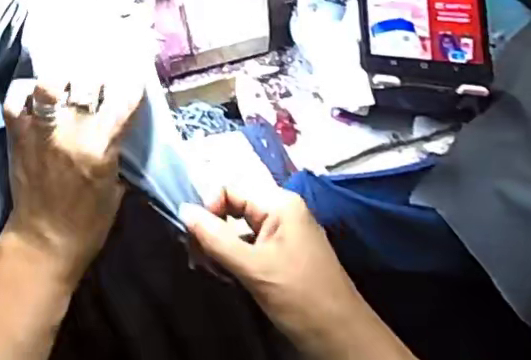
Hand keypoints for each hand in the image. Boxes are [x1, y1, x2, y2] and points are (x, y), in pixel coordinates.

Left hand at [0, 75, 143, 284]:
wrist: (43, 244)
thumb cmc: (88, 222)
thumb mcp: (116, 186)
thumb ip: (117, 148)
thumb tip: (121, 120)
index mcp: (100, 148)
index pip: (123, 101)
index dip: (133, 85)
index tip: (134, 79)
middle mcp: (70, 133)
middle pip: (87, 84)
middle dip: (97, 79)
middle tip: (99, 82)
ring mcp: (40, 131)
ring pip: (49, 85)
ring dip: (61, 80)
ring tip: (67, 82)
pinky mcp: (18, 134)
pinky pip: (16, 98)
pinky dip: (25, 91)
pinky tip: (36, 94)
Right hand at [181, 185, 413, 359]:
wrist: (346, 342)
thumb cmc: (301, 299)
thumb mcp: (254, 269)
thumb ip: (216, 239)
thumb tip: (184, 210)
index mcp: (279, 203)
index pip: (231, 188)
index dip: (208, 209)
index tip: (194, 240)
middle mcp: (283, 210)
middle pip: (235, 207)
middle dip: (213, 230)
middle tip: (198, 261)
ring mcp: (286, 232)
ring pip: (241, 227)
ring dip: (223, 247)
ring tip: (212, 272)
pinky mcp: (287, 254)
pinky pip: (253, 243)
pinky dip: (237, 257)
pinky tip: (229, 276)